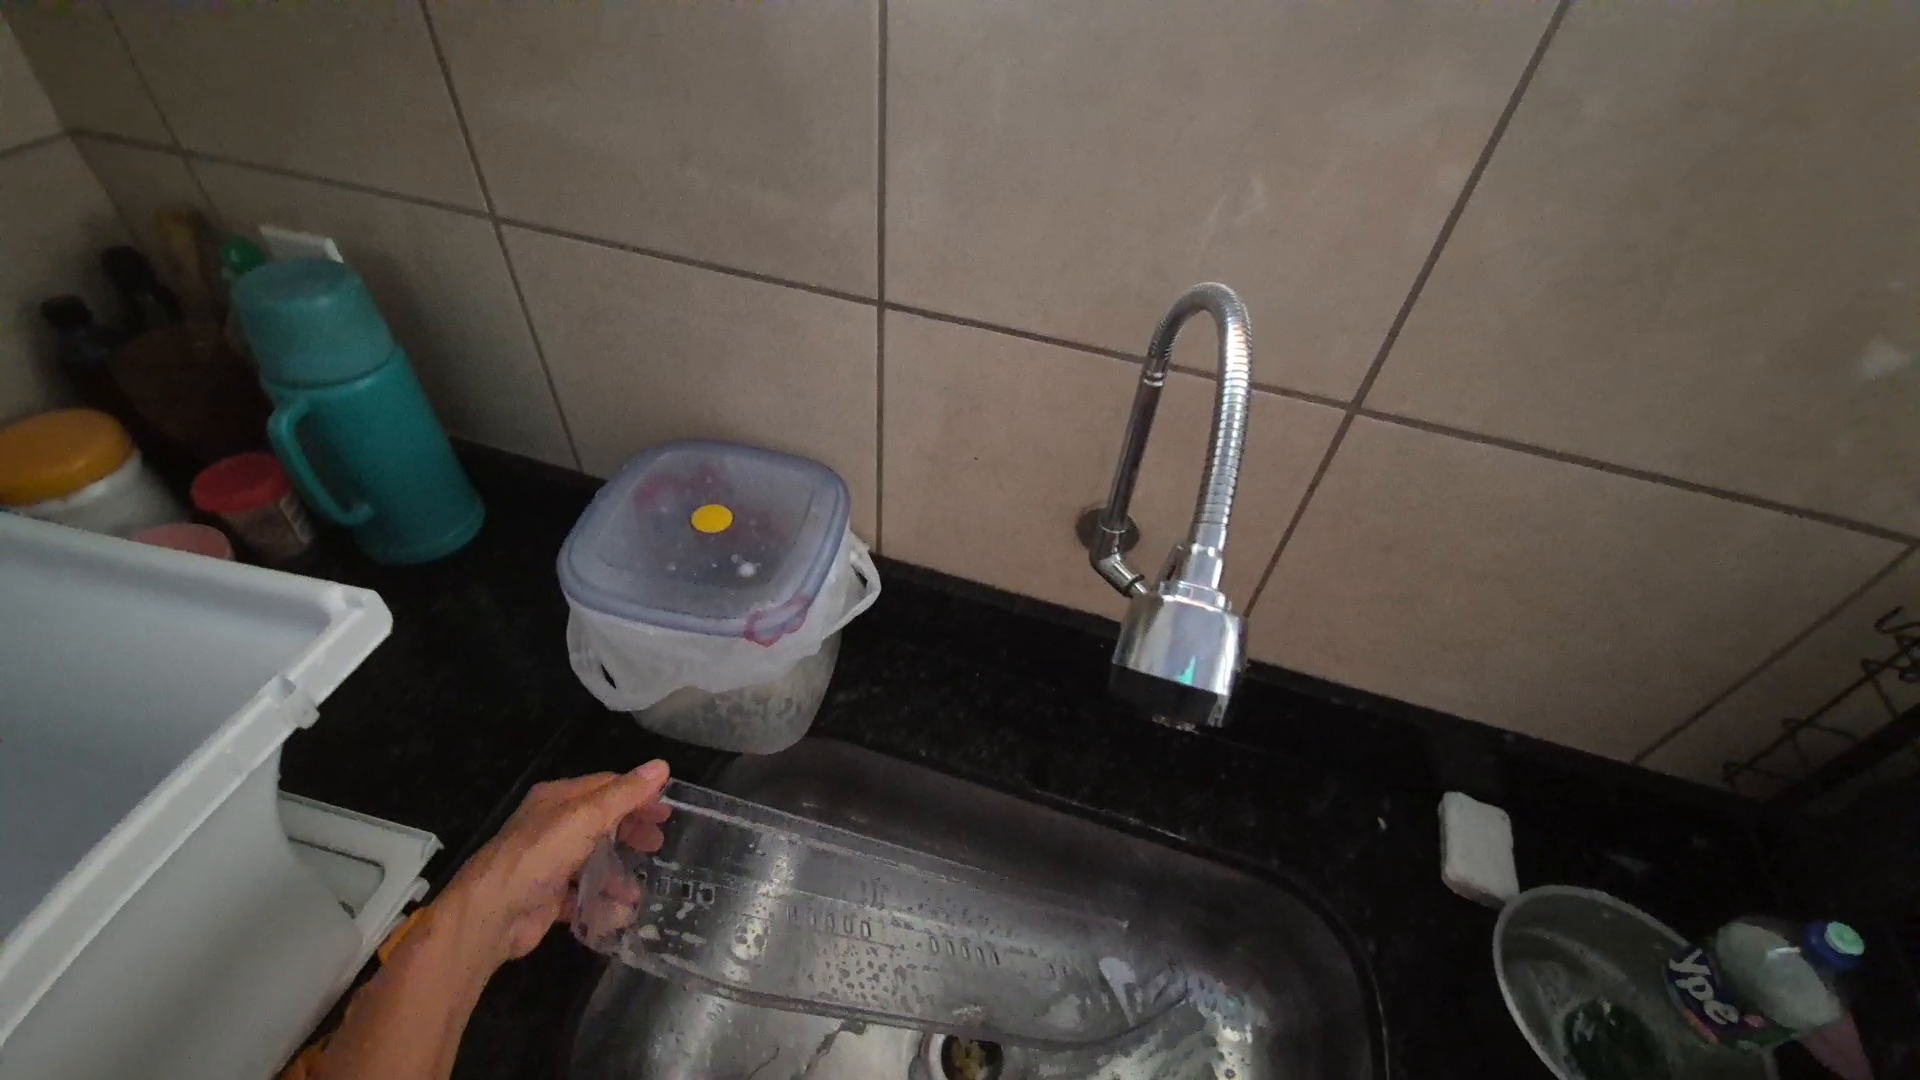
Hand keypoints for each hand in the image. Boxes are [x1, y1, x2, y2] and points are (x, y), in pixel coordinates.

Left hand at [437, 760, 671, 968]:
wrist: (489, 917)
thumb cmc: (539, 856)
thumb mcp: (586, 817)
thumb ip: (625, 794)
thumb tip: (662, 765)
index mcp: (558, 799)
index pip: (607, 787)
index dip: (639, 795)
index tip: (667, 811)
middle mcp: (551, 826)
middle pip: (602, 821)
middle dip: (632, 830)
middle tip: (658, 843)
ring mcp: (547, 863)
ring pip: (592, 858)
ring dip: (618, 870)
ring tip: (640, 885)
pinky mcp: (545, 897)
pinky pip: (581, 893)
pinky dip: (601, 900)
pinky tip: (620, 909)